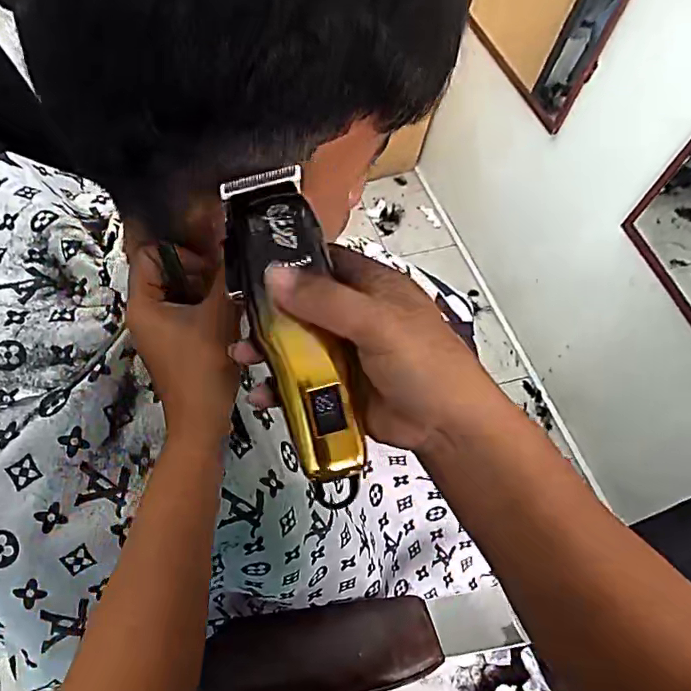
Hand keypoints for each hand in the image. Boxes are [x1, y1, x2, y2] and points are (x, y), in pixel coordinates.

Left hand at [126, 242, 240, 440]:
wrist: (202, 421)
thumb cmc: (203, 369)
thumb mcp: (217, 317)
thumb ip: (225, 277)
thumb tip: (233, 244)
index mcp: (141, 304)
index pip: (150, 253)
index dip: (181, 254)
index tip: (209, 272)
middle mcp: (144, 313)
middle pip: (168, 271)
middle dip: (199, 275)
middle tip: (223, 289)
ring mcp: (158, 329)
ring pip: (182, 292)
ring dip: (207, 294)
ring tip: (228, 307)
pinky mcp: (173, 342)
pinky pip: (188, 312)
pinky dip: (207, 311)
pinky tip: (227, 323)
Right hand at [232, 245, 504, 451]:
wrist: (445, 427)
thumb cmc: (432, 368)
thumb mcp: (377, 323)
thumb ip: (326, 299)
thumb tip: (279, 275)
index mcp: (372, 289)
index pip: (324, 264)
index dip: (291, 265)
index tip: (256, 271)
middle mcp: (356, 319)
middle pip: (301, 309)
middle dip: (270, 316)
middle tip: (245, 322)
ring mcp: (345, 355)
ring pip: (296, 348)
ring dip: (269, 353)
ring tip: (247, 356)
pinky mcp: (338, 389)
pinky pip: (300, 385)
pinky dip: (280, 389)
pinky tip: (266, 393)